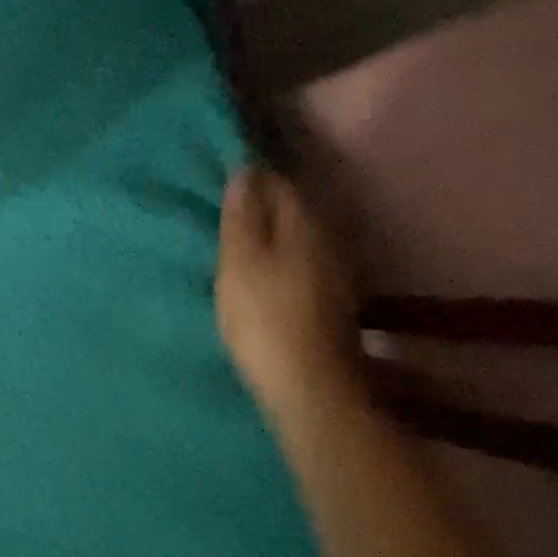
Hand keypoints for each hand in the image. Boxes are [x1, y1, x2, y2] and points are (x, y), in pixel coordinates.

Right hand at [215, 166, 358, 406]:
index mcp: (304, 223)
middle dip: (265, 201)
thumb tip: (244, 171)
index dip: (252, 174)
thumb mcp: (239, 262)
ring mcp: (335, 270)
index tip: (222, 172)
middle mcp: (328, 238)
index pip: (279, 182)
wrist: (310, 385)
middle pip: (294, 207)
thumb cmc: (264, 317)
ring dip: (273, 229)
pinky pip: (303, 258)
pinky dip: (282, 254)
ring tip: (240, 232)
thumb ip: (242, 216)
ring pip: (300, 234)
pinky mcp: (331, 299)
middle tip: (227, 201)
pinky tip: (264, 265)